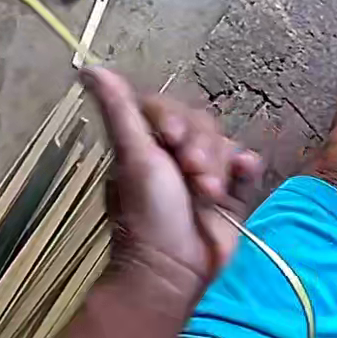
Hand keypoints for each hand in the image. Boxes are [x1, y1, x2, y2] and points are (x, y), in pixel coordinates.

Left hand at [81, 66, 262, 316]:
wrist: (175, 270)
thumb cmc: (147, 216)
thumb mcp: (133, 159)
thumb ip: (119, 112)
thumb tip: (89, 68)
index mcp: (147, 145)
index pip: (171, 110)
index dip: (177, 121)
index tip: (172, 141)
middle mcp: (177, 156)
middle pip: (203, 126)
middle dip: (202, 149)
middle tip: (193, 176)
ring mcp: (207, 175)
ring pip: (226, 145)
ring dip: (220, 167)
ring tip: (209, 196)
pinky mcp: (232, 194)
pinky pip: (247, 166)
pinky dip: (247, 167)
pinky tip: (243, 173)